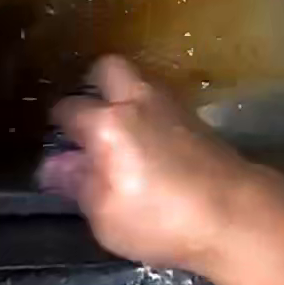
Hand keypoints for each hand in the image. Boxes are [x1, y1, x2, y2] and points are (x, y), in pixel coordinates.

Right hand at [38, 56, 274, 276]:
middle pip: (107, 66)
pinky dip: (143, 104)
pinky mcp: (189, 110)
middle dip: (92, 82)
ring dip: (121, 91)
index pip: (70, 109)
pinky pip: (156, 94)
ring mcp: (167, 99)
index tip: (54, 135)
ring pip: (136, 76)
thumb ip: (78, 183)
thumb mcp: (106, 215)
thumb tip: (54, 164)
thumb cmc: (160, 217)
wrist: (229, 207)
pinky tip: (143, 134)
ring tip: (114, 125)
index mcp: (109, 123)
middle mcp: (136, 98)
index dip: (57, 122)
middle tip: (86, 111)